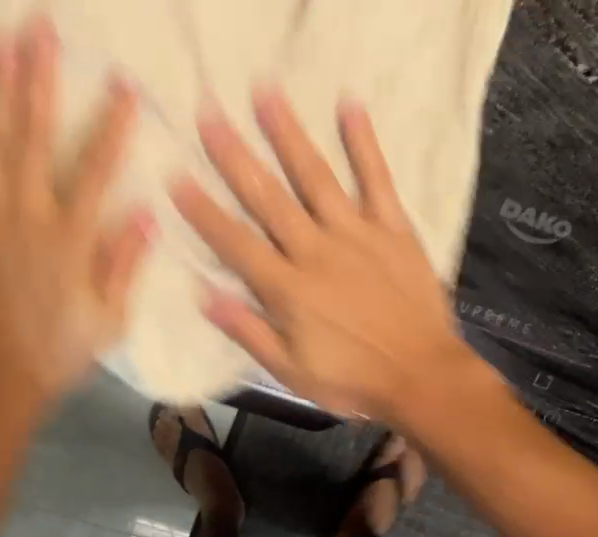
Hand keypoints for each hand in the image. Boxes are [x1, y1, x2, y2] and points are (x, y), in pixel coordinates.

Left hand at [0, 17, 155, 420]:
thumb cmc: (56, 357)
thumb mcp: (106, 323)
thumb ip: (123, 267)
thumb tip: (148, 217)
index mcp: (70, 240)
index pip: (96, 168)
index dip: (111, 124)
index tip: (122, 83)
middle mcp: (27, 219)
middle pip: (34, 137)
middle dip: (39, 80)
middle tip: (40, 29)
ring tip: (1, 45)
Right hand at [171, 90, 500, 422]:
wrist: (420, 376)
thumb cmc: (350, 381)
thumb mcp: (289, 371)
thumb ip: (249, 331)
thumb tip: (205, 296)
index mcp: (288, 291)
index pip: (236, 244)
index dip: (204, 211)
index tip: (177, 177)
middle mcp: (316, 252)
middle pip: (268, 198)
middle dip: (235, 156)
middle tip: (209, 114)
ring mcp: (356, 235)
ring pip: (315, 177)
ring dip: (288, 135)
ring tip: (265, 94)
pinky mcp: (393, 228)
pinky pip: (377, 178)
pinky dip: (363, 142)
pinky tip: (348, 106)